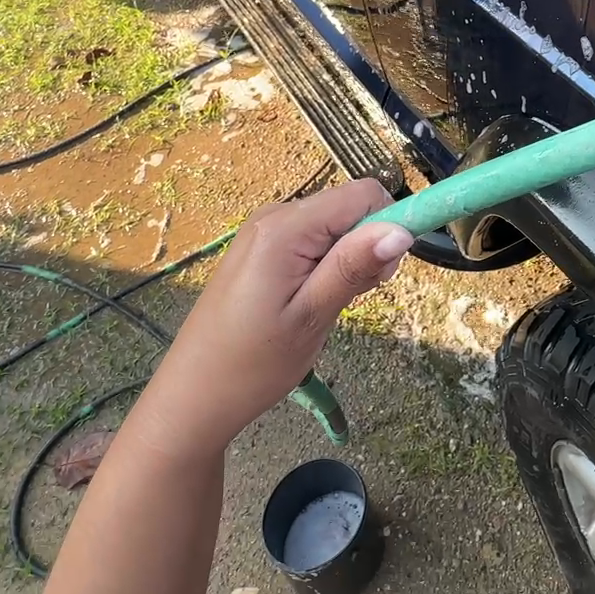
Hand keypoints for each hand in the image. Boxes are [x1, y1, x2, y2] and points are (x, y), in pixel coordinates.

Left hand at [129, 179, 412, 457]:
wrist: (192, 399)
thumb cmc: (252, 366)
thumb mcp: (311, 318)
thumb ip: (353, 266)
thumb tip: (402, 229)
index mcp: (285, 228)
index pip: (363, 194)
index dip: (388, 225)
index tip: (382, 276)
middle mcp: (275, 215)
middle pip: (350, 207)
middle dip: (368, 246)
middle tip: (354, 298)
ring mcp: (266, 230)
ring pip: (337, 224)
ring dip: (349, 258)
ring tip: (328, 305)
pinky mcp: (263, 247)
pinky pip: (316, 238)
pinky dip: (329, 263)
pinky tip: (313, 299)